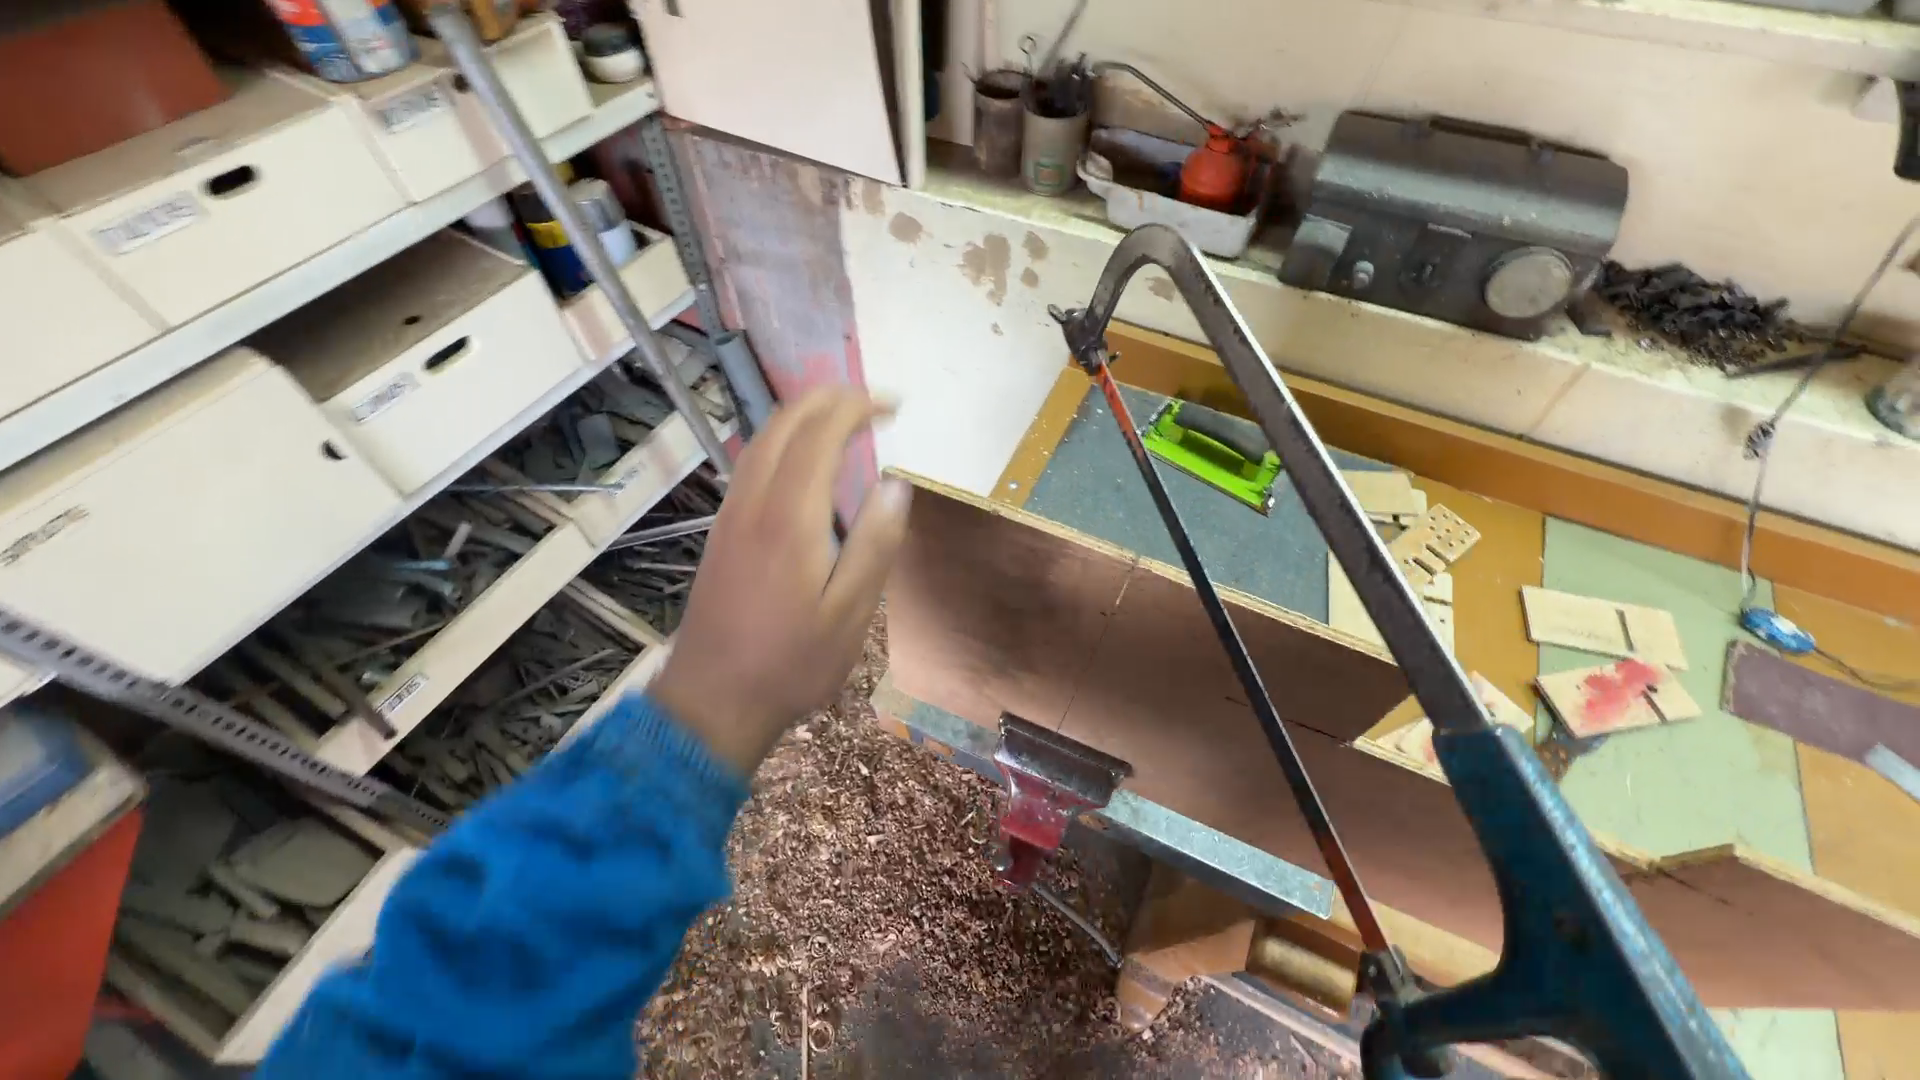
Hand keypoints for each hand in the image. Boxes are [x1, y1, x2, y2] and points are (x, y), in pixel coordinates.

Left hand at [651, 387, 911, 773]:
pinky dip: (782, 441)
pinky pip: (751, 464)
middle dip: (827, 399)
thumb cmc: (792, 663)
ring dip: (802, 416)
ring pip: (761, 440)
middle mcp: (754, 503)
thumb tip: (896, 484)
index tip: (891, 406)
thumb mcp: (850, 614)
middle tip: (870, 403)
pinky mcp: (723, 532)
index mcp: (790, 517)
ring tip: (842, 420)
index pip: (820, 433)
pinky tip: (802, 462)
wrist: (713, 699)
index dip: (855, 407)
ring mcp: (731, 516)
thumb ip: (875, 544)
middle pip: (784, 423)